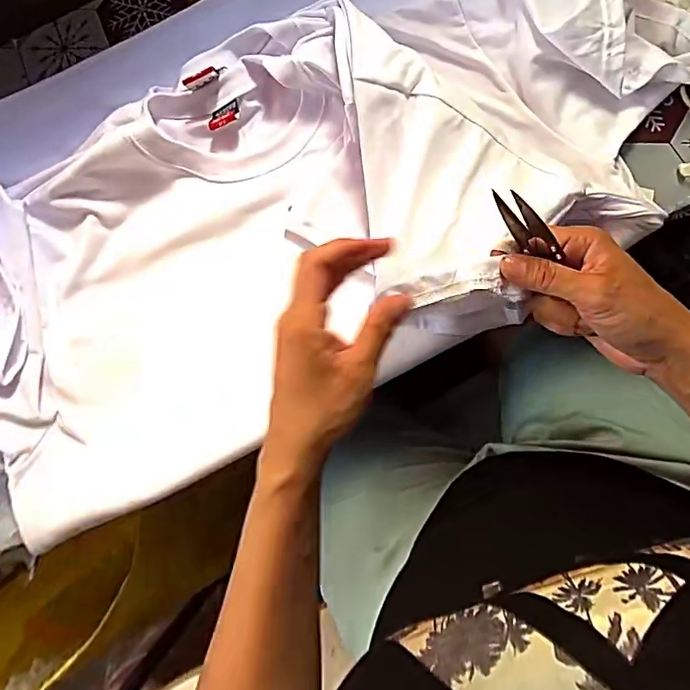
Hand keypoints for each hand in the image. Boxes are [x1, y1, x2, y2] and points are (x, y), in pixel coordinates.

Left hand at [263, 239, 413, 482]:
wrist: (295, 443)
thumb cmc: (321, 413)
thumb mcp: (359, 369)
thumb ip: (379, 328)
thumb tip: (399, 298)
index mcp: (302, 320)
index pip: (318, 263)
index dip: (349, 246)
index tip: (378, 246)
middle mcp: (291, 318)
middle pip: (314, 266)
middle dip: (348, 251)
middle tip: (379, 249)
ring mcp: (291, 327)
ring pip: (312, 280)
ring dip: (341, 265)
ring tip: (371, 260)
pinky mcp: (295, 337)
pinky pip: (313, 296)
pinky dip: (334, 282)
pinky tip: (352, 285)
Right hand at [498, 226, 689, 372]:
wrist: (664, 352)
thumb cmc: (643, 313)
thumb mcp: (590, 291)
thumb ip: (545, 276)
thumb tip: (509, 261)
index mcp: (583, 242)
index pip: (535, 238)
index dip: (517, 253)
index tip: (503, 268)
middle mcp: (575, 260)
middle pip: (530, 269)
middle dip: (542, 292)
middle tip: (563, 300)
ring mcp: (572, 286)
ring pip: (535, 296)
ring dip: (555, 312)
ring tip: (583, 316)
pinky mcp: (571, 308)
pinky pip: (545, 313)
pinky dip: (560, 323)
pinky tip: (583, 326)